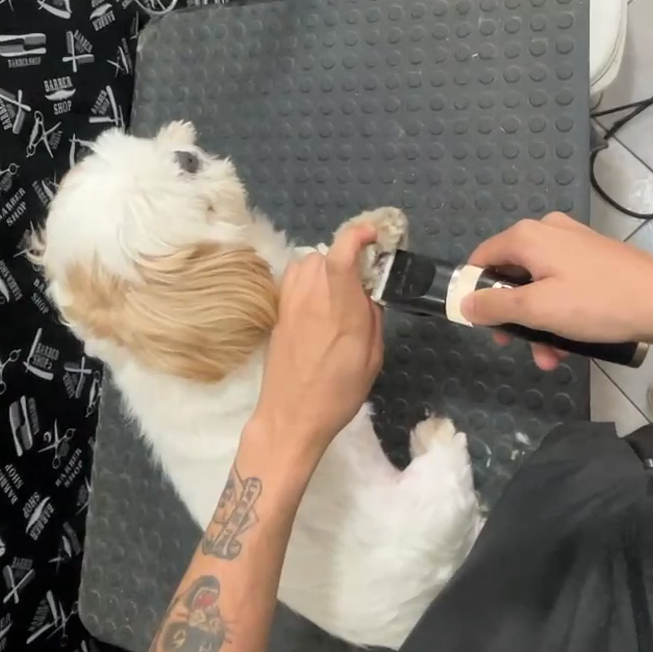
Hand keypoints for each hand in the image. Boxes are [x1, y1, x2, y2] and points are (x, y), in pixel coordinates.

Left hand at [253, 225, 385, 460]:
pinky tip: (317, 298)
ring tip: (338, 290)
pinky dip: (308, 276)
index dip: (357, 235)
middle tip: (363, 278)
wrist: (290, 416)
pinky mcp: (278, 309)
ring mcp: (290, 300)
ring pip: (308, 261)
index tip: (374, 235)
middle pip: (328, 254)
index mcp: (340, 308)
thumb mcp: (372, 358)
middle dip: (348, 257)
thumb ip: (373, 318)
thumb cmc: (338, 393)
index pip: (341, 254)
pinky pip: (294, 276)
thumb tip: (369, 295)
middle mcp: (312, 296)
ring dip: (326, 266)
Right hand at [464, 212, 652, 366]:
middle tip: (518, 347)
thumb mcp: (540, 310)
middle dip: (513, 315)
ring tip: (552, 357)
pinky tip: (572, 342)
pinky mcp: (594, 256)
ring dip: (538, 322)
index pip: (481, 259)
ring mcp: (573, 242)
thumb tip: (463, 303)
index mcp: (527, 236)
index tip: (482, 325)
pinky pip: (562, 282)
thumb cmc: (599, 303)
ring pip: (538, 284)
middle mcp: (547, 230)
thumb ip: (496, 306)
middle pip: (511, 274)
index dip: (475, 292)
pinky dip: (560, 310)